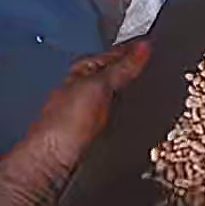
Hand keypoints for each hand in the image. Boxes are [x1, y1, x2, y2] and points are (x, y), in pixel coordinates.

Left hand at [0, 40, 150, 205]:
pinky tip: (135, 110)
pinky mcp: (91, 129)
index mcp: (81, 71)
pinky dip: (126, 104)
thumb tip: (144, 47)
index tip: (154, 43)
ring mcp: (85, 108)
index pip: (113, 53)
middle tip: (156, 61)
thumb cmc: (67, 123)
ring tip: (150, 84)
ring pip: (113, 90)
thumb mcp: (98, 87)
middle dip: (132, 65)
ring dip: (130, 86)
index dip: (132, 47)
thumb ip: (122, 68)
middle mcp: (81, 87)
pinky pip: (114, 108)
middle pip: (112, 70)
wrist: (48, 162)